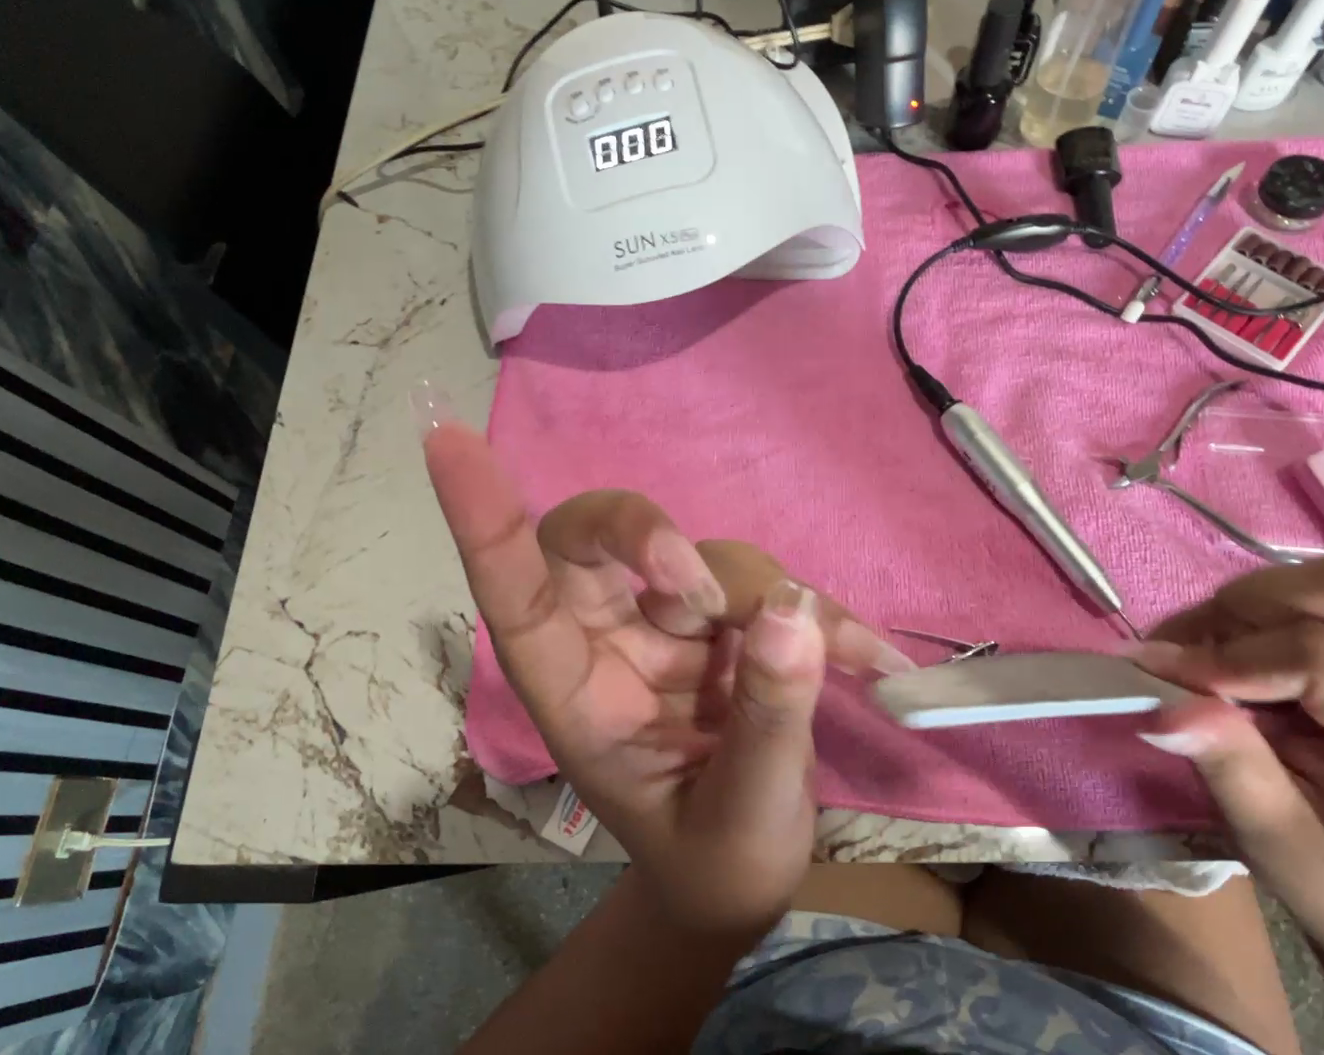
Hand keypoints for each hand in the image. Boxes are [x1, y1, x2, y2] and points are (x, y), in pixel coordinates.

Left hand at [422, 412, 913, 933]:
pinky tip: (873, 658)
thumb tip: (795, 614)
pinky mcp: (731, 627)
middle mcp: (614, 646)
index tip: (450, 442)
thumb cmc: (716, 859)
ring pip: (705, 561)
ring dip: (768, 599)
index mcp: (577, 698)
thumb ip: (768, 720)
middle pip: (592, 541)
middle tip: (699, 588)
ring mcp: (673, 631)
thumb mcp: (743, 816)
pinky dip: (822, 615)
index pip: (517, 599)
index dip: (484, 522)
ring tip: (846, 658)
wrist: (744, 881)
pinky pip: (771, 588)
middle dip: (643, 535)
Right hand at [1130, 557, 1323, 955]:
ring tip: (1197, 652)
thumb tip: (1166, 709)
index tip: (1158, 674)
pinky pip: (1322, 595)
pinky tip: (1224, 651)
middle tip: (1185, 649)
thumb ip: (1230, 768)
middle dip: (1249, 607)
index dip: (1234, 658)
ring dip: (1249, 605)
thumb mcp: (1272, 838)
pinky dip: (1257, 609)